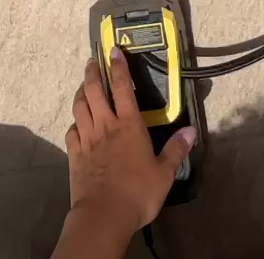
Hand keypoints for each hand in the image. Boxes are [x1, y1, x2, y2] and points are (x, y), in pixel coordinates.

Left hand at [56, 49, 196, 256]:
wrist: (104, 214)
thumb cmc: (138, 192)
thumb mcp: (164, 173)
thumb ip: (177, 150)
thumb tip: (192, 131)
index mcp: (129, 125)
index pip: (123, 88)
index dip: (119, 67)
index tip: (114, 51)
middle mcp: (106, 125)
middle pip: (95, 91)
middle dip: (93, 73)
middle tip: (92, 62)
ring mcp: (87, 138)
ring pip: (79, 107)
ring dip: (80, 92)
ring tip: (83, 86)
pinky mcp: (75, 154)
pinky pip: (71, 131)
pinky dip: (74, 123)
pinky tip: (76, 123)